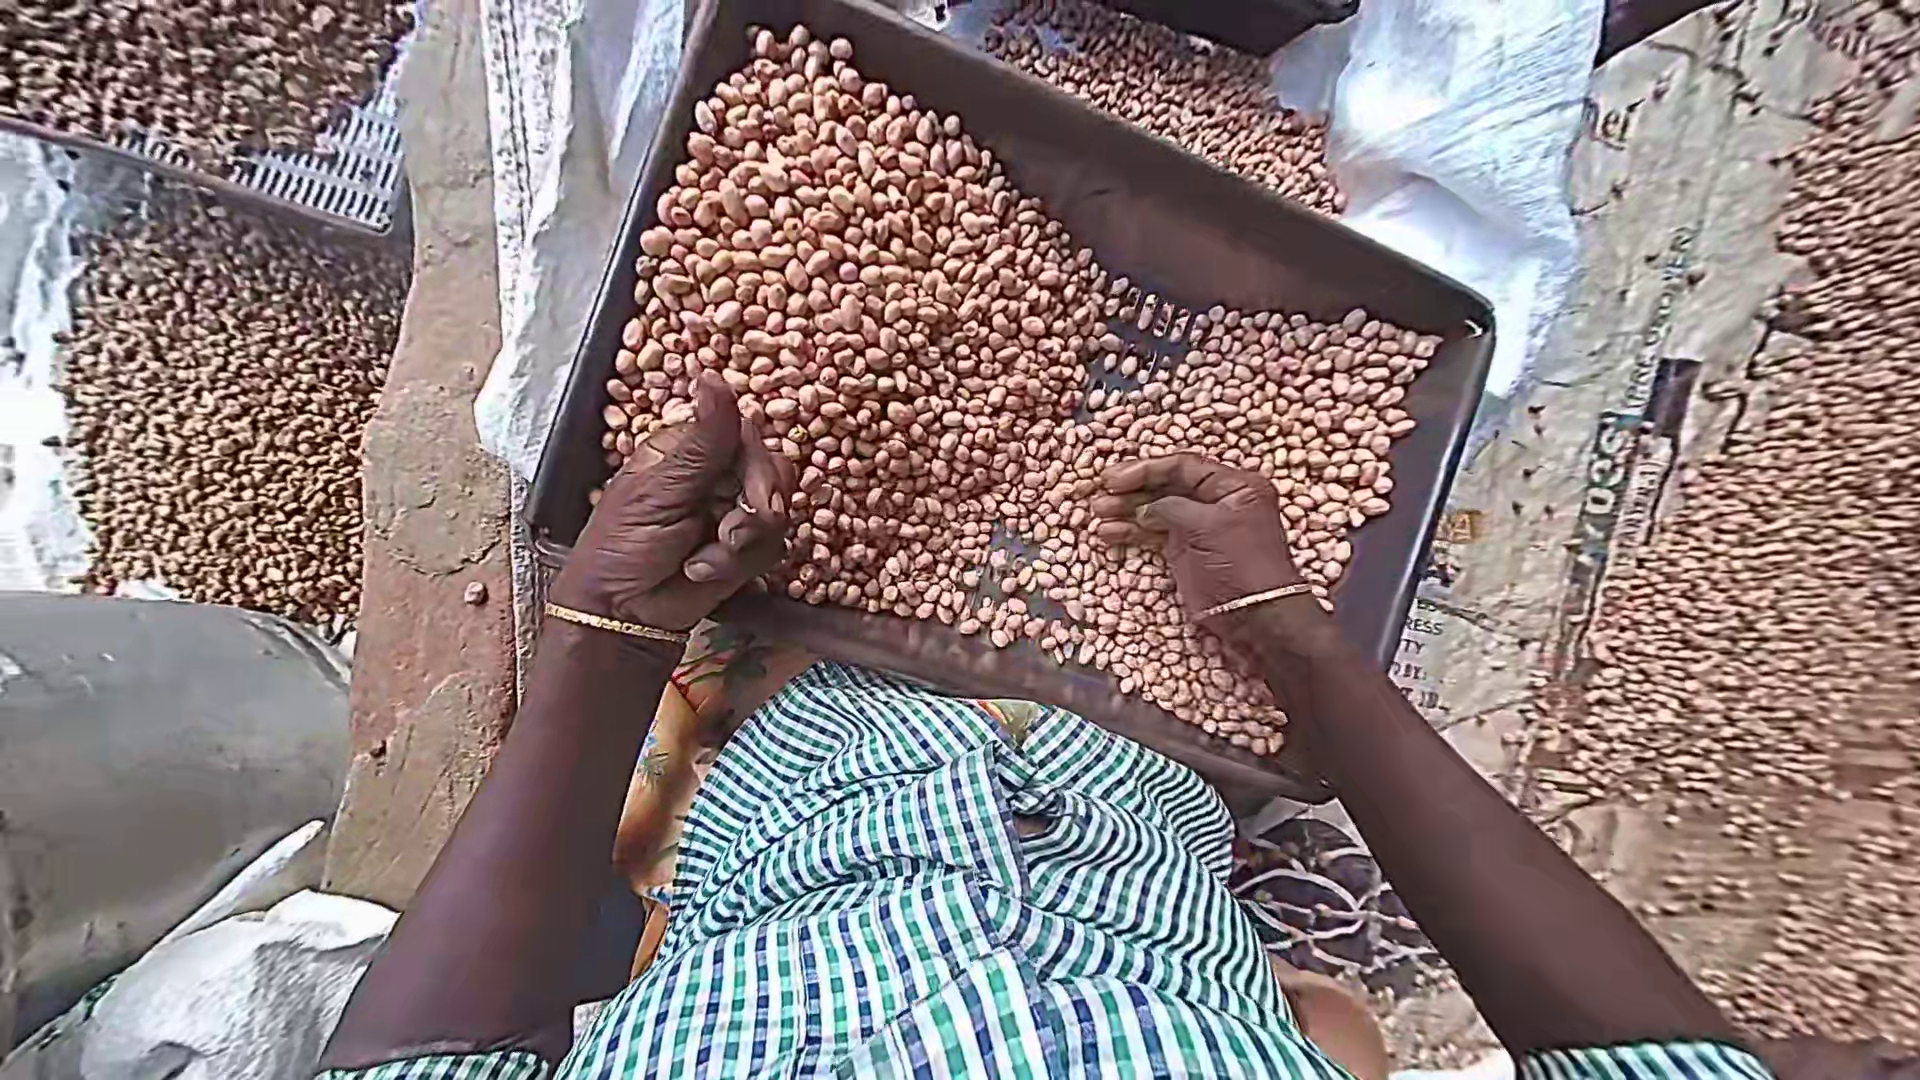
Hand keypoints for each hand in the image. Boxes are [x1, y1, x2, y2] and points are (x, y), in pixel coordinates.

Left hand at [552, 372, 793, 633]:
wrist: (623, 613)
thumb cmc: (622, 546)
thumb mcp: (660, 491)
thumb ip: (702, 443)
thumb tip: (715, 378)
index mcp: (691, 451)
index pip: (747, 437)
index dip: (757, 466)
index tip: (752, 494)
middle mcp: (719, 476)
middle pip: (774, 472)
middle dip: (757, 509)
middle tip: (729, 535)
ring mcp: (736, 511)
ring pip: (779, 511)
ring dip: (745, 541)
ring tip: (706, 558)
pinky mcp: (748, 548)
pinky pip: (774, 545)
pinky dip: (741, 564)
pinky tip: (705, 571)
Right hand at [1090, 454, 1311, 642]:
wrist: (1254, 615)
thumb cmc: (1239, 564)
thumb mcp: (1206, 526)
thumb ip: (1171, 508)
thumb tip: (1144, 509)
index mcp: (1232, 486)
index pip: (1182, 467)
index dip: (1145, 470)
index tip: (1115, 478)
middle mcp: (1215, 501)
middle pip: (1166, 486)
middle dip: (1132, 489)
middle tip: (1103, 491)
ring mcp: (1198, 526)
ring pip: (1155, 509)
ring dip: (1126, 509)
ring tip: (1099, 512)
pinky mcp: (1185, 549)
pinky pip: (1153, 532)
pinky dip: (1131, 531)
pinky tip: (1108, 532)